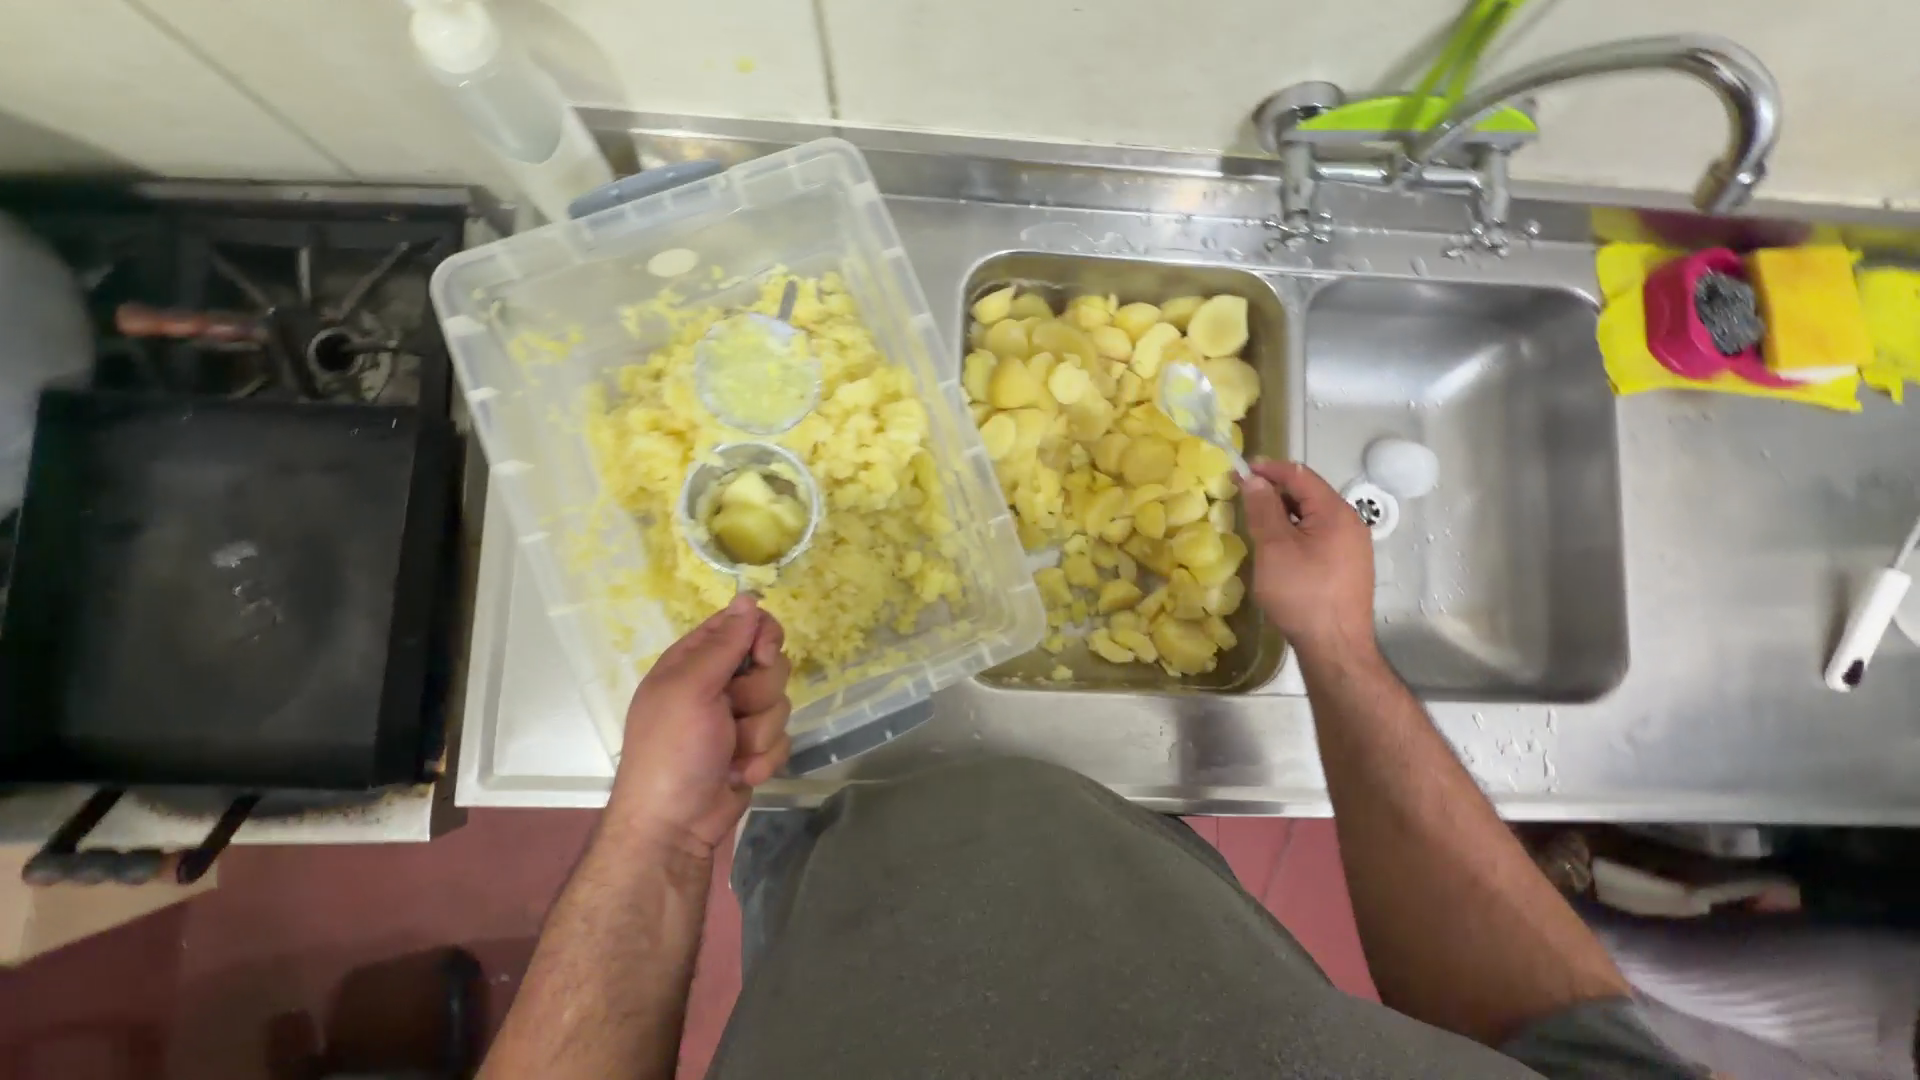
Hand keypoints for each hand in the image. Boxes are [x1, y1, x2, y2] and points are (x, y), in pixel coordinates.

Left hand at [608, 594, 792, 859]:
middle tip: (731, 713)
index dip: (762, 637)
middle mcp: (718, 684)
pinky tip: (738, 774)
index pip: (744, 624)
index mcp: (695, 660)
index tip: (762, 658)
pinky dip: (763, 760)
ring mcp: (738, 719)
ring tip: (729, 754)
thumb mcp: (691, 689)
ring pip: (781, 704)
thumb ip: (724, 644)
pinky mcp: (755, 749)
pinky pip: (783, 739)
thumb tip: (748, 597)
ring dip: (758, 734)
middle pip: (772, 665)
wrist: (675, 826)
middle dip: (759, 695)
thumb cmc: (672, 751)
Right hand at [1239, 460, 1376, 661]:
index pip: (1301, 476)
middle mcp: (1350, 524)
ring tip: (1256, 521)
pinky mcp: (1347, 567)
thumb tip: (1253, 479)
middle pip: (1309, 495)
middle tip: (1243, 496)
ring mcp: (1352, 547)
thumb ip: (1263, 509)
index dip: (1270, 469)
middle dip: (1275, 491)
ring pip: (1313, 517)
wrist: (1335, 646)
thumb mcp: (1275, 547)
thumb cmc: (1302, 593)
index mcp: (1336, 513)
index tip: (1240, 470)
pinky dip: (1295, 532)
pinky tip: (1278, 548)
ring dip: (1284, 513)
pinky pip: (1318, 536)